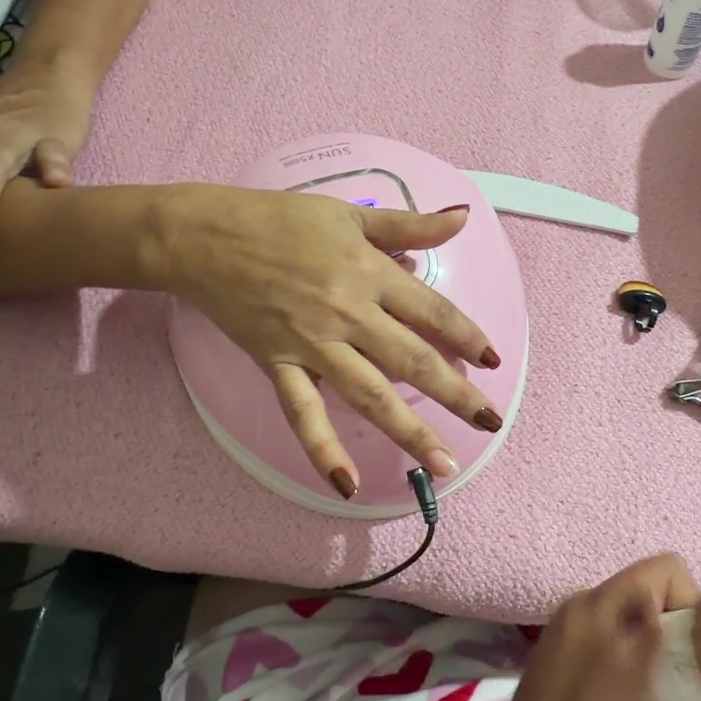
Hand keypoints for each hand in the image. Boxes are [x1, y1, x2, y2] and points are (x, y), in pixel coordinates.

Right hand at [155, 184, 500, 496]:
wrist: (207, 237)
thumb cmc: (282, 219)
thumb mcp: (351, 215)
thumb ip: (410, 225)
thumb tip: (462, 217)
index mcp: (370, 273)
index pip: (432, 311)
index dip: (467, 336)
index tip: (493, 360)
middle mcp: (349, 314)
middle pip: (412, 360)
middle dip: (457, 393)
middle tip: (491, 422)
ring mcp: (313, 345)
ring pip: (370, 395)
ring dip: (410, 431)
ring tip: (445, 463)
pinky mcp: (278, 366)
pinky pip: (303, 414)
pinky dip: (323, 450)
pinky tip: (348, 484)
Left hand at [456, 553, 698, 700]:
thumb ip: (635, 647)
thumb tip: (657, 601)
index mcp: (595, 610)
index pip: (662, 569)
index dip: (689, 602)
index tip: (693, 652)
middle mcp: (585, 608)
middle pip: (653, 594)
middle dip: (678, 634)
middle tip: (683, 688)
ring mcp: (577, 630)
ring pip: (640, 621)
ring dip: (662, 657)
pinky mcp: (575, 655)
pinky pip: (623, 642)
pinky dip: (642, 668)